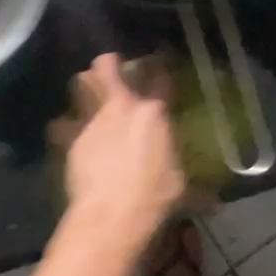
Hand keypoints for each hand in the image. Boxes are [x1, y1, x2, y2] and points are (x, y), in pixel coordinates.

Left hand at [62, 54, 185, 245]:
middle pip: (108, 66)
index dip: (162, 63)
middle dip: (110, 63)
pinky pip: (62, 123)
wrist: (110, 216)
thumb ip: (195, 188)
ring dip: (85, 86)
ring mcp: (92, 120)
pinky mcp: (68, 139)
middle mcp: (122, 107)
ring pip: (80, 84)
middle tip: (114, 68)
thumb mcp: (182, 189)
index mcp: (155, 113)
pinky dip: (65, 126)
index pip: (161, 75)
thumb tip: (213, 204)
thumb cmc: (155, 198)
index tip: (162, 59)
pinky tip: (68, 135)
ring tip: (90, 93)